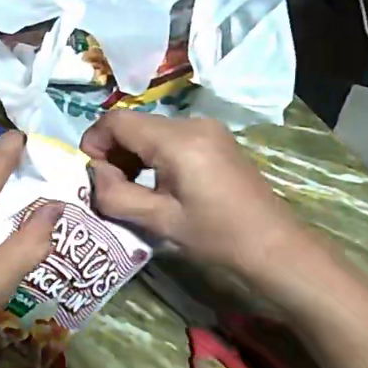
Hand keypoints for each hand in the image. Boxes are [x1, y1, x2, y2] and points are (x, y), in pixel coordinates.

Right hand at [80, 111, 310, 288]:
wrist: (275, 246)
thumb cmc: (216, 237)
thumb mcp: (158, 221)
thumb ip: (115, 195)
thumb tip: (95, 174)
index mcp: (177, 141)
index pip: (115, 121)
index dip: (94, 142)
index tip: (92, 174)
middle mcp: (191, 123)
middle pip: (131, 123)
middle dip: (112, 151)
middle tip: (111, 186)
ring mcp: (205, 128)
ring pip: (147, 128)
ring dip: (130, 153)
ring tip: (133, 187)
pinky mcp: (213, 137)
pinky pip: (167, 134)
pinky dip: (151, 153)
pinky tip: (157, 182)